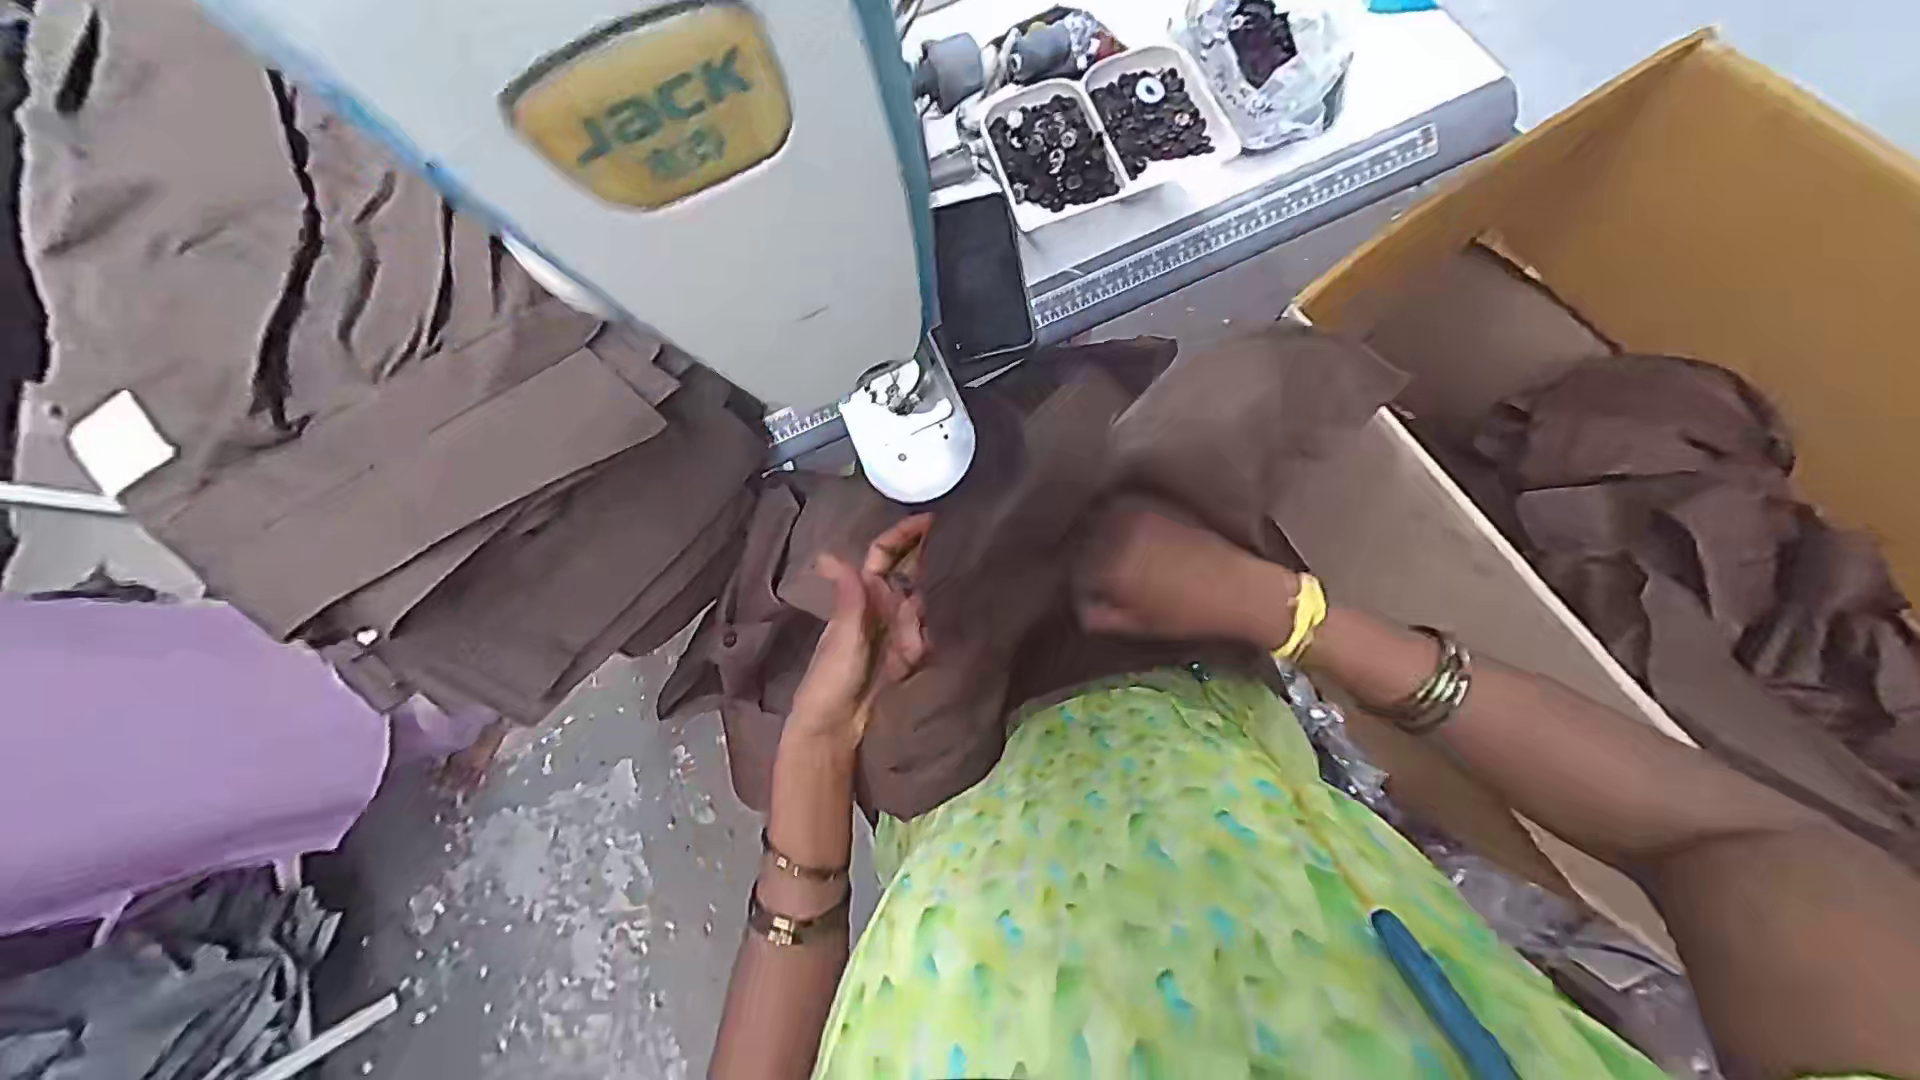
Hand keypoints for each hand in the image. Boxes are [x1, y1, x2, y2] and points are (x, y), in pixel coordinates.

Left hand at [785, 514, 933, 754]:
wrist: (835, 730)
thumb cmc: (830, 680)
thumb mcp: (842, 638)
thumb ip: (847, 599)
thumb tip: (831, 554)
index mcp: (862, 595)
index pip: (884, 555)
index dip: (903, 535)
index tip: (930, 518)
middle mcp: (881, 606)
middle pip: (911, 574)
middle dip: (931, 562)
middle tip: (960, 547)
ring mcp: (897, 630)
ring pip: (925, 602)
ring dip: (937, 599)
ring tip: (957, 589)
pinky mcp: (908, 654)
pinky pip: (928, 634)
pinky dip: (938, 631)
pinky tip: (948, 627)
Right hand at [1072, 502, 1298, 647]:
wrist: (1240, 588)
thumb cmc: (1190, 615)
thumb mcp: (1138, 624)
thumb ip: (1099, 615)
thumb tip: (1080, 605)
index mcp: (1110, 570)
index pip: (1072, 570)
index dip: (1073, 581)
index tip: (1080, 588)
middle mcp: (1117, 537)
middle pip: (1080, 540)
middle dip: (1079, 554)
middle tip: (1086, 568)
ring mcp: (1135, 517)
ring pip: (1096, 521)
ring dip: (1093, 533)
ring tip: (1100, 549)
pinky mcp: (1152, 506)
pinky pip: (1118, 510)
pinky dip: (1111, 520)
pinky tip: (1119, 534)